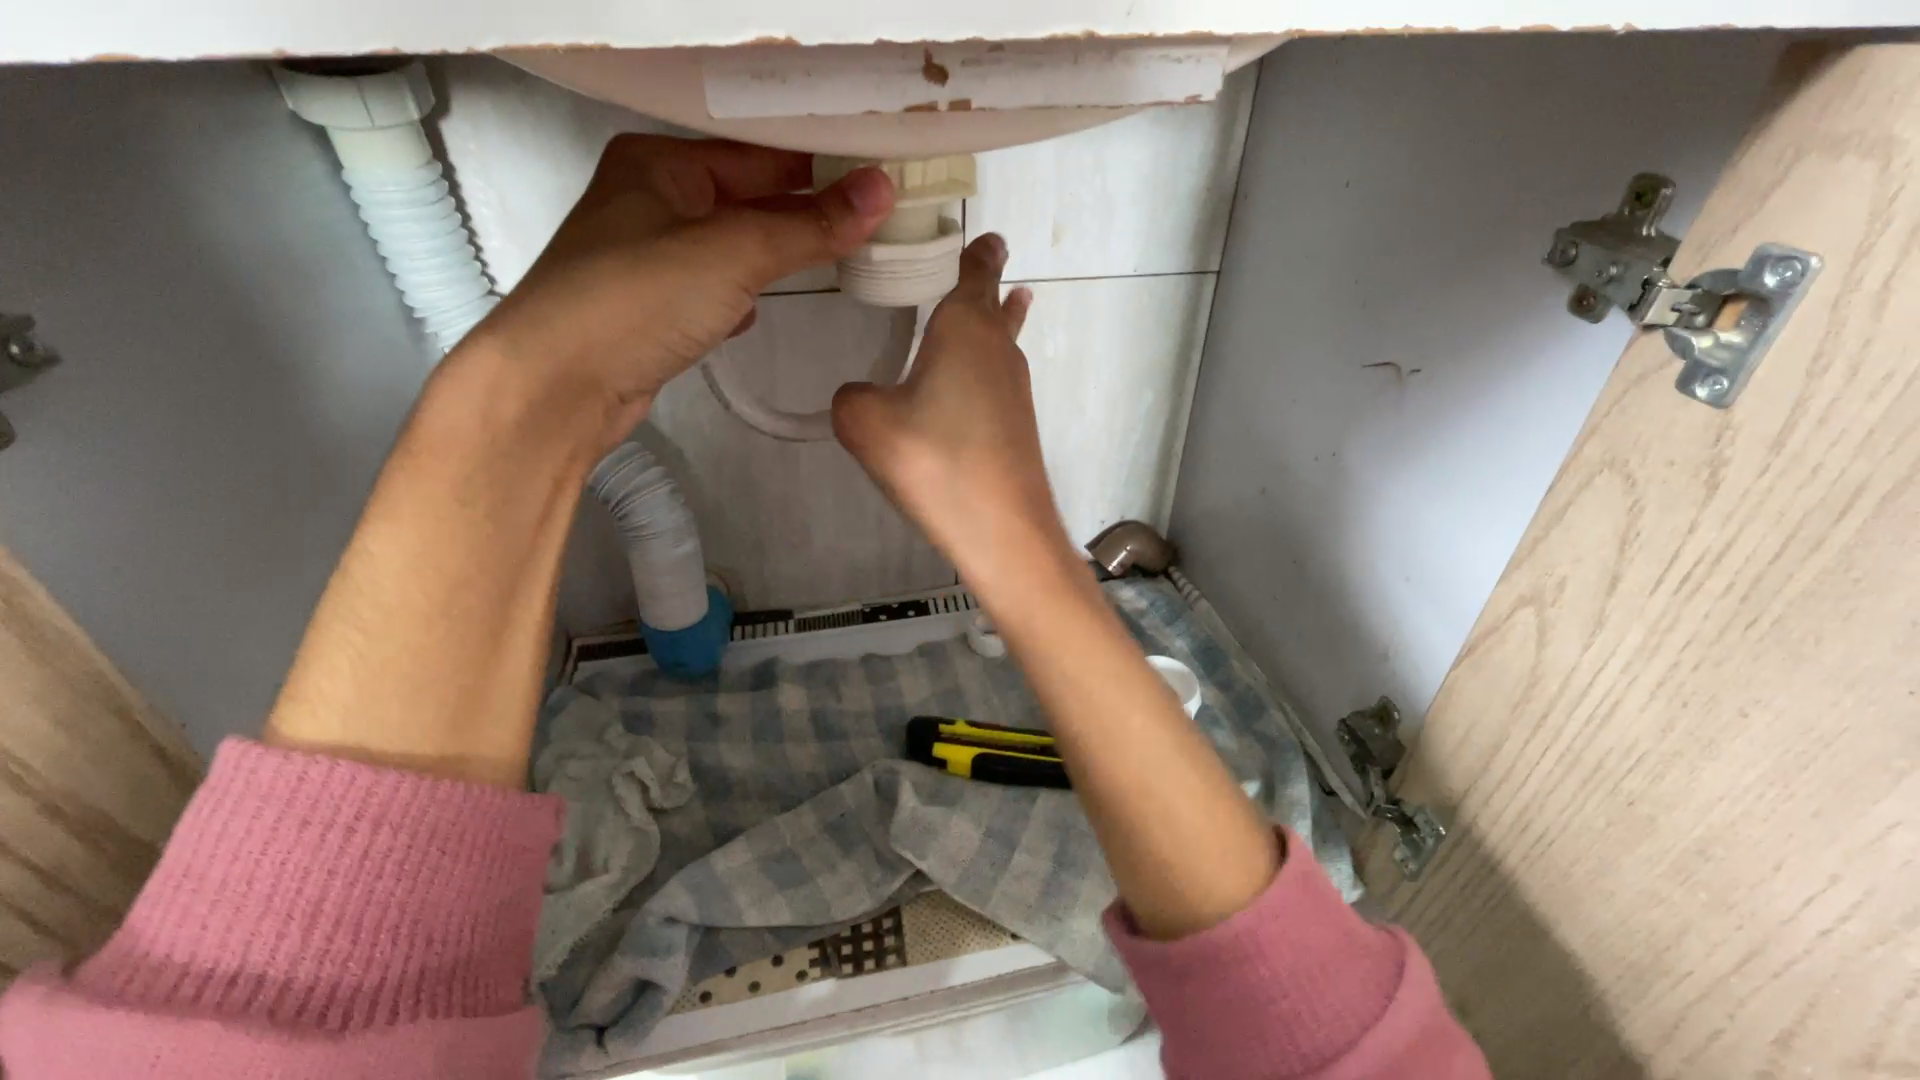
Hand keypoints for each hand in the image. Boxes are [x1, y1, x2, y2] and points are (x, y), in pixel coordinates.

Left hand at [460, 134, 895, 449]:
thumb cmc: (639, 299)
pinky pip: (715, 287)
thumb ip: (809, 227)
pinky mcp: (654, 308)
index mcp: (661, 163)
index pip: (758, 151)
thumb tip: (882, 191)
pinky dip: (744, 293)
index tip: (882, 172)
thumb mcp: (733, 253)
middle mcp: (653, 200)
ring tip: (845, 254)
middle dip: (806, 211)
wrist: (558, 386)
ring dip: (780, 253)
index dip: (820, 161)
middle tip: (880, 215)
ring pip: (734, 246)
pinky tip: (765, 307)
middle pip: (748, 197)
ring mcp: (651, 257)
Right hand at [831, 234, 1058, 581]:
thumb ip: (852, 396)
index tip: (983, 234)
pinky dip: (983, 370)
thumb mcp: (866, 423)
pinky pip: (996, 381)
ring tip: (987, 313)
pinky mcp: (1017, 427)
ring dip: (993, 327)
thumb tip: (866, 396)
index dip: (977, 250)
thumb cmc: (936, 461)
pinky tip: (963, 389)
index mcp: (966, 328)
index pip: (976, 271)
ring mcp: (1015, 390)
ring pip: (1001, 344)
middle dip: (989, 286)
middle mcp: (998, 350)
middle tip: (983, 263)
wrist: (1003, 530)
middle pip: (996, 306)